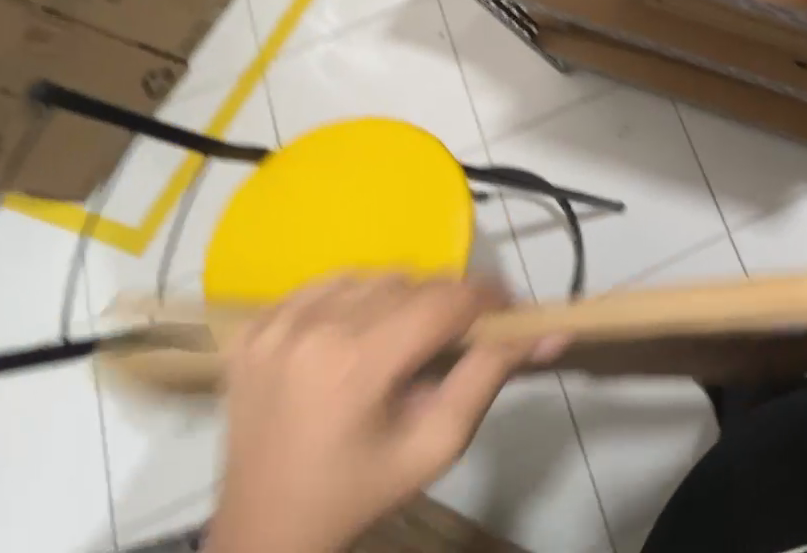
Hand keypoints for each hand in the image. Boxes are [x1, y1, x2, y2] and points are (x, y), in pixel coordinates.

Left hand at [208, 276, 568, 552]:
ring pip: (376, 278)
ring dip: (407, 297)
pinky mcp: (254, 328)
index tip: (508, 315)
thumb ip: (493, 374)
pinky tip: (364, 330)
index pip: (448, 298)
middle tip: (463, 338)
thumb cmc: (363, 489)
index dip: (490, 299)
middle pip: (416, 284)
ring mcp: (276, 325)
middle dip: (451, 303)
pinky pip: (330, 283)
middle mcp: (314, 329)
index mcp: (357, 363)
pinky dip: (359, 296)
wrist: (267, 529)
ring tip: (411, 339)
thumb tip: (552, 331)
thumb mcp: (439, 442)